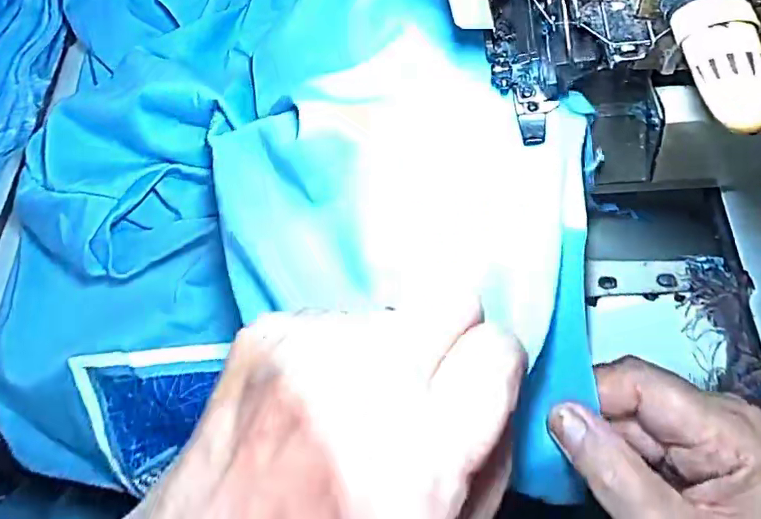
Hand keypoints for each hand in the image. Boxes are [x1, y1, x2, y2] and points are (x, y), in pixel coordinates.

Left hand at [137, 301, 527, 518]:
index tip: (479, 384)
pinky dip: (333, 348)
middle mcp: (357, 383)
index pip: (496, 348)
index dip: (494, 369)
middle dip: (450, 336)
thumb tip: (499, 390)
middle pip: (451, 296)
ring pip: (390, 307)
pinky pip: (333, 314)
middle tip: (427, 380)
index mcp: (411, 457)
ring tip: (352, 400)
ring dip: (384, 346)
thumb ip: (484, 465)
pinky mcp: (262, 330)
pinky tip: (309, 394)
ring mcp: (303, 347)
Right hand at [548, 357, 760, 518]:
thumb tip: (559, 412)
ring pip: (633, 420)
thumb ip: (616, 474)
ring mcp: (716, 438)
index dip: (588, 392)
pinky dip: (615, 458)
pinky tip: (591, 469)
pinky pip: (645, 443)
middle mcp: (727, 418)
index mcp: (734, 430)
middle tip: (545, 440)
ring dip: (598, 440)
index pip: (641, 383)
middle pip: (635, 399)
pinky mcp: (702, 459)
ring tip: (561, 457)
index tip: (544, 413)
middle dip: (591, 420)